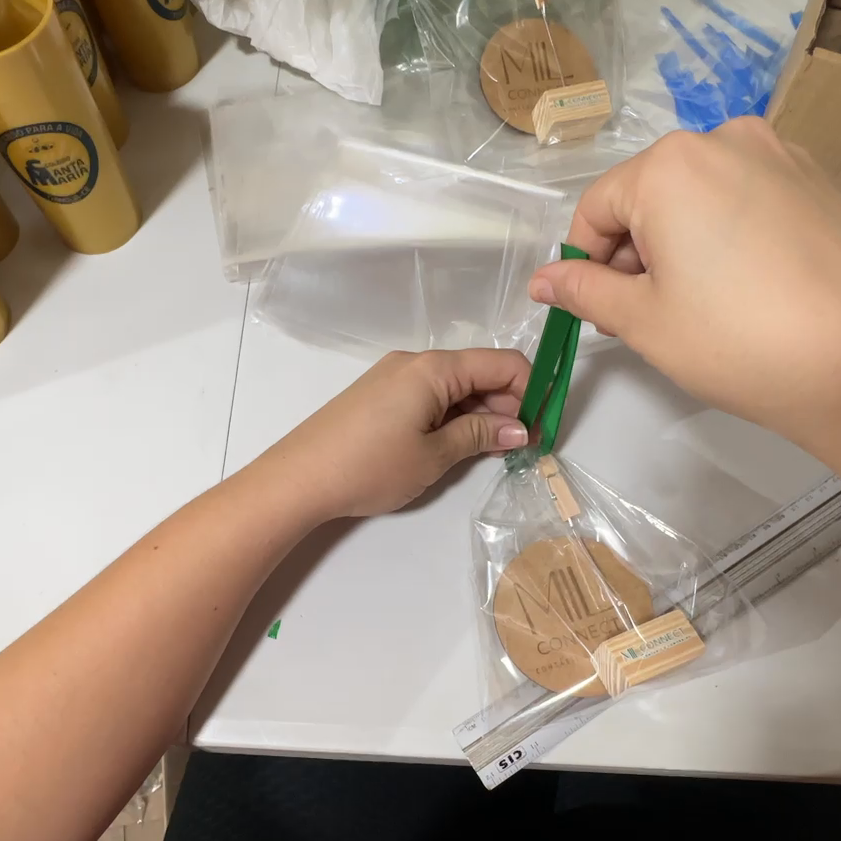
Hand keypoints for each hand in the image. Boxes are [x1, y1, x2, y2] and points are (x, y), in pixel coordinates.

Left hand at [247, 349, 530, 520]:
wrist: (299, 477)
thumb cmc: (371, 465)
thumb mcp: (433, 455)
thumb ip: (479, 436)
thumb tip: (520, 428)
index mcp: (434, 368)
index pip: (502, 364)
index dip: (530, 392)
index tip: (542, 428)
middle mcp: (416, 362)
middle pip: (478, 373)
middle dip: (507, 406)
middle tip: (521, 448)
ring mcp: (394, 377)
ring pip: (454, 387)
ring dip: (479, 415)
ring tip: (491, 452)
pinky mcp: (379, 395)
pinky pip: (429, 397)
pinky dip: (451, 417)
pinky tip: (456, 445)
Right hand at [528, 118, 840, 450]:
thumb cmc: (734, 340)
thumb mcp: (641, 320)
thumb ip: (583, 291)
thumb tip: (542, 281)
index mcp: (669, 166)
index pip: (595, 208)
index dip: (583, 262)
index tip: (596, 310)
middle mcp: (724, 140)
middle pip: (646, 197)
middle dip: (631, 254)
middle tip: (641, 315)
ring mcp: (780, 154)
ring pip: (696, 197)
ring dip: (675, 246)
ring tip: (695, 306)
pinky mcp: (819, 180)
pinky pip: (744, 200)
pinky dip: (723, 237)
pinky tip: (742, 289)